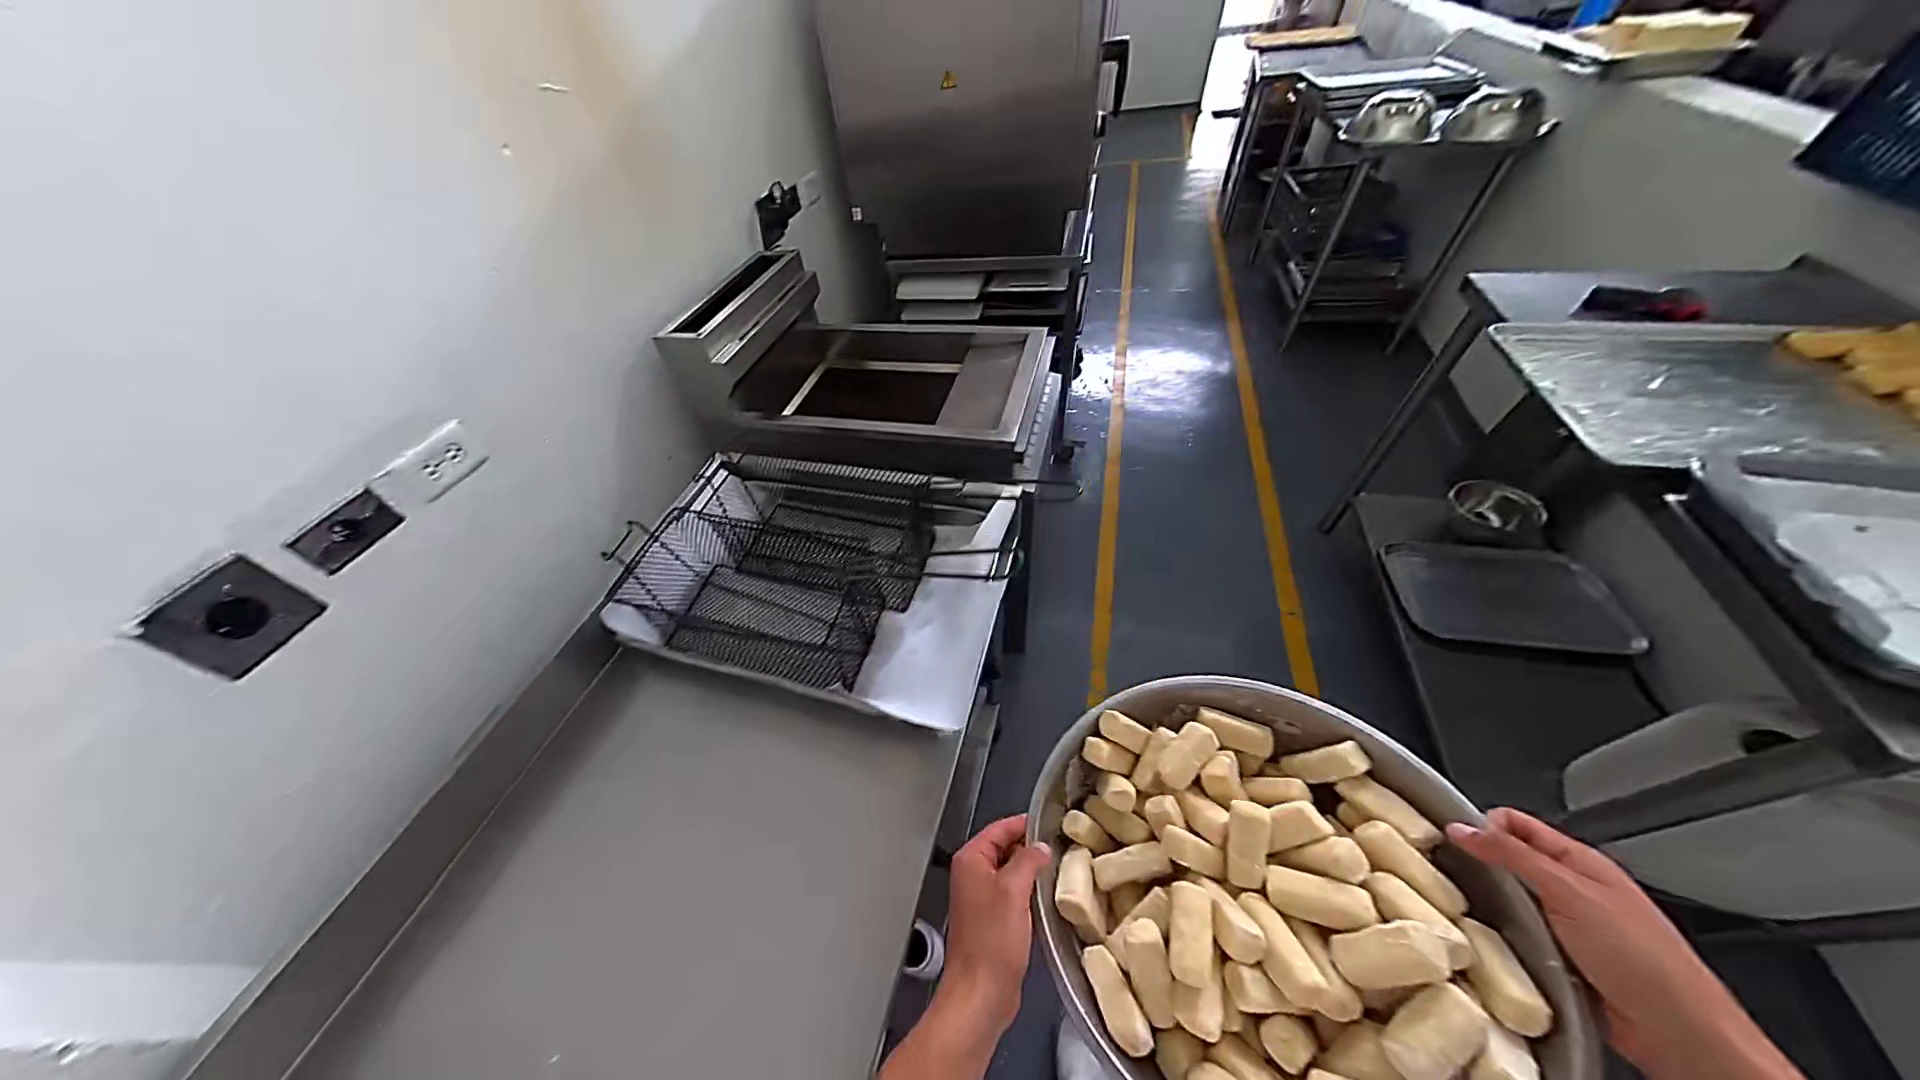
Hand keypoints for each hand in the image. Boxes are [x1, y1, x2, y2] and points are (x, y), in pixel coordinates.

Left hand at [941, 815, 1051, 1033]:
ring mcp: (981, 897)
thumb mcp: (1013, 890)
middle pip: (1004, 847)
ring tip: (1058, 868)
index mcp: (970, 860)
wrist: (981, 992)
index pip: (999, 828)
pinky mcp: (992, 918)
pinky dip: (1028, 890)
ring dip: (1030, 870)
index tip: (1050, 822)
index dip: (1024, 823)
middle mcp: (972, 874)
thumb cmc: (992, 939)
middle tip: (1059, 845)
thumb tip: (1040, 846)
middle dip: (1029, 846)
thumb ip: (1027, 860)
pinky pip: (1012, 892)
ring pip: (1010, 870)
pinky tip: (1046, 895)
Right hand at [1448, 808, 1803, 1079]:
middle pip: (1508, 859)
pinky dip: (1503, 933)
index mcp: (1579, 860)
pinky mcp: (1562, 955)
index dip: (1483, 825)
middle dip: (1481, 865)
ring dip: (1492, 903)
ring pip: (1511, 898)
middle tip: (1455, 876)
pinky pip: (1519, 932)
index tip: (1456, 841)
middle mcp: (1573, 887)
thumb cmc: (1646, 963)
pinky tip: (1495, 940)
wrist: (1683, 1038)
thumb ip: (1512, 854)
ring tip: (1473, 910)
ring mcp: (1568, 922)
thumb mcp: (1569, 893)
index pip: (1514, 822)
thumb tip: (1462, 826)